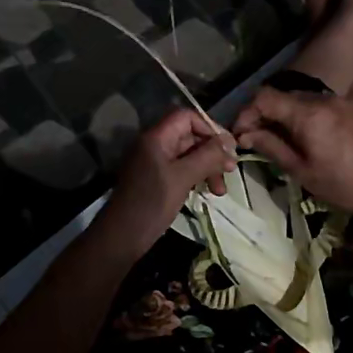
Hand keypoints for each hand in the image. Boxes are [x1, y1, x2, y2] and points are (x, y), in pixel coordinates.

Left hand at [99, 110, 235, 252]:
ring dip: (207, 168)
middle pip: (189, 136)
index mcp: (156, 138)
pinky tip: (207, 192)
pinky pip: (180, 170)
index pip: (186, 117)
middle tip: (230, 171)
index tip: (228, 148)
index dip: (209, 127)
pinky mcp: (155, 180)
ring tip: (220, 190)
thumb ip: (207, 156)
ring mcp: (153, 163)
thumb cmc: (152, 203)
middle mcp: (154, 145)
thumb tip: (229, 140)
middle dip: (212, 152)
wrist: (122, 236)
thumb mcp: (183, 177)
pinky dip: (196, 177)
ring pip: (187, 155)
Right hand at [233, 86, 352, 218]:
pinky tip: (306, 139)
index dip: (246, 113)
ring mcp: (341, 100)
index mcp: (308, 113)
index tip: (240, 135)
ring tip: (278, 141)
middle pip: (281, 96)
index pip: (264, 97)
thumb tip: (244, 135)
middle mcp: (323, 98)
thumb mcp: (300, 170)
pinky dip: (304, 116)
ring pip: (300, 100)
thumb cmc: (343, 185)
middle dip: (262, 115)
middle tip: (253, 139)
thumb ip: (270, 146)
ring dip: (283, 116)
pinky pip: (319, 105)